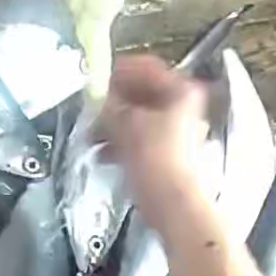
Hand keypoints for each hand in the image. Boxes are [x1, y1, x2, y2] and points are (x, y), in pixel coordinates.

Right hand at [99, 55, 208, 202]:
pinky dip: (124, 145)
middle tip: (91, 110)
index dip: (117, 72)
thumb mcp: (127, 126)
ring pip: (141, 121)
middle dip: (113, 105)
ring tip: (92, 137)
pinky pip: (143, 142)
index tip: (95, 79)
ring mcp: (179, 134)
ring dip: (114, 127)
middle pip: (143, 96)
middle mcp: (184, 108)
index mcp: (180, 91)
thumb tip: (98, 98)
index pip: (145, 68)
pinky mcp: (170, 158)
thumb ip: (110, 107)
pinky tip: (104, 155)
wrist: (175, 207)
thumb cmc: (156, 162)